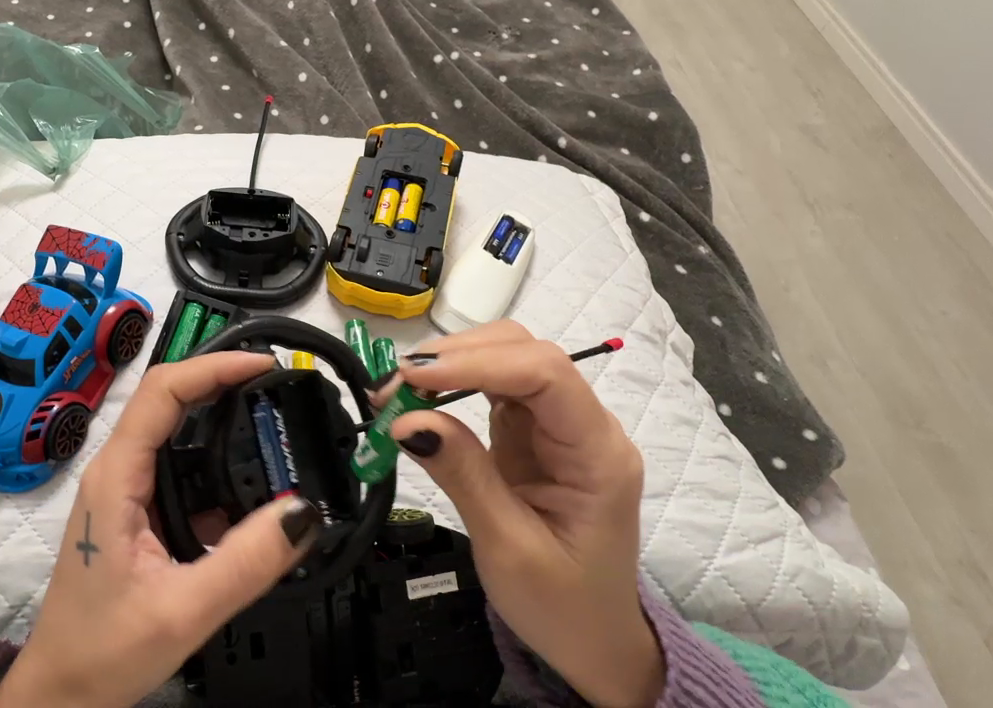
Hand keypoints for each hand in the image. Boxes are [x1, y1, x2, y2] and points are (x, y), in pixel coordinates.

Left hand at [0, 352, 324, 707]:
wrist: (61, 693)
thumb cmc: (102, 652)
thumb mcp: (183, 610)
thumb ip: (247, 562)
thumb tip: (303, 510)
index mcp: (116, 477)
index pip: (162, 391)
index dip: (214, 366)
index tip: (264, 366)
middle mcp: (118, 472)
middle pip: (170, 401)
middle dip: (222, 383)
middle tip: (277, 386)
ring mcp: (125, 491)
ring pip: (176, 434)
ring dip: (221, 422)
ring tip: (272, 422)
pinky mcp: (137, 513)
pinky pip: (179, 471)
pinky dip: (217, 466)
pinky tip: (251, 483)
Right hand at [385, 321, 665, 707]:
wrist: (592, 640)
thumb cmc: (562, 605)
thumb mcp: (508, 548)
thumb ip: (463, 475)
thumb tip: (405, 421)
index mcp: (598, 453)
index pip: (546, 373)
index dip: (478, 361)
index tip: (414, 376)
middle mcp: (584, 424)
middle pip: (525, 352)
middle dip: (456, 356)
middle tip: (393, 385)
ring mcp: (556, 423)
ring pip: (505, 359)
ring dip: (448, 364)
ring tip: (395, 390)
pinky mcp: (531, 430)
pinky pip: (491, 386)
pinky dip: (450, 383)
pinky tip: (417, 397)